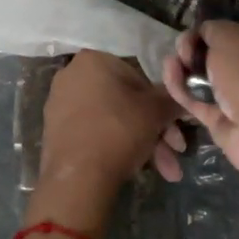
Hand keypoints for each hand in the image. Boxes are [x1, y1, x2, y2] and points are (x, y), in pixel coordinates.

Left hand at [41, 51, 187, 189]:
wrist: (76, 178)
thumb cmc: (118, 131)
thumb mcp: (155, 111)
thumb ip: (171, 99)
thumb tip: (183, 97)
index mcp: (94, 60)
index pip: (139, 78)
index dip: (162, 107)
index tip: (175, 132)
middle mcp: (73, 75)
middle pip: (125, 102)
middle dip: (154, 132)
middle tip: (173, 159)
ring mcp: (60, 104)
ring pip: (111, 121)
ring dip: (141, 145)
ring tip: (164, 173)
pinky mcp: (55, 132)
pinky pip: (93, 133)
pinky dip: (114, 148)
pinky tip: (133, 171)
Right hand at [162, 21, 238, 182]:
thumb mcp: (227, 35)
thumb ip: (209, 30)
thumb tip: (202, 34)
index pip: (225, 29)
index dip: (205, 30)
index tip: (193, 34)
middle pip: (209, 53)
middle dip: (191, 50)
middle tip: (183, 52)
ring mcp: (232, 94)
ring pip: (199, 76)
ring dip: (181, 68)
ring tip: (170, 64)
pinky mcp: (218, 119)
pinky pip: (194, 99)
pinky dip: (180, 89)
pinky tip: (170, 79)